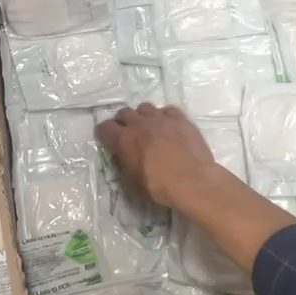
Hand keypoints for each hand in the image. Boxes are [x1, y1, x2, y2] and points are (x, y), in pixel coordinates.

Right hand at [95, 103, 227, 209]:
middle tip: (127, 132)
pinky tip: (168, 127)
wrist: (192, 181)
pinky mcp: (181, 119)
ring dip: (142, 116)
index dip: (103, 133)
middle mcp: (140, 124)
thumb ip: (122, 166)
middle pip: (124, 112)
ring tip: (148, 127)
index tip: (106, 139)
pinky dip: (164, 116)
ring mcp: (161, 119)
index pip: (104, 128)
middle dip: (122, 121)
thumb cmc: (158, 187)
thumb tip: (120, 157)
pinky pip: (168, 110)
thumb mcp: (130, 184)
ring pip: (145, 107)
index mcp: (123, 139)